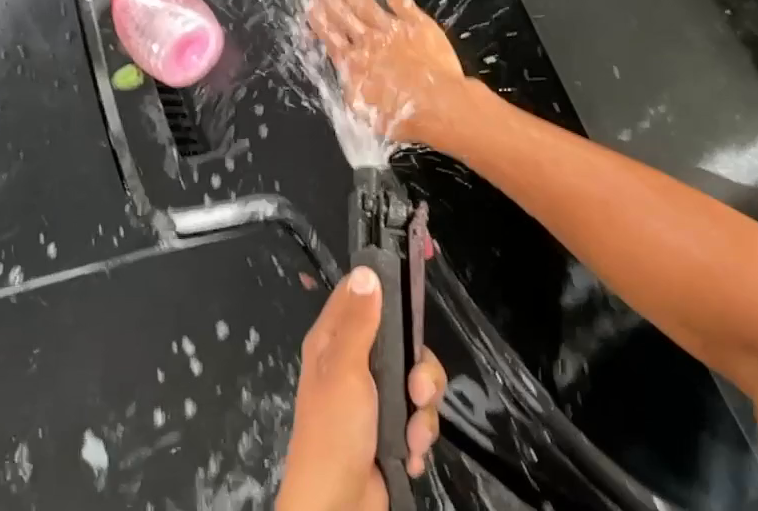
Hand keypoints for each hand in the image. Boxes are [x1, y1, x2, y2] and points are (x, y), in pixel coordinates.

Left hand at [277, 267, 447, 510]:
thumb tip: (365, 270)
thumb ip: (360, 323)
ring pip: (416, 380)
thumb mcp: (346, 370)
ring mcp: (373, 397)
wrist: (337, 506)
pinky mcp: (389, 427)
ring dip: (423, 410)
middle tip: (417, 390)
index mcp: (334, 340)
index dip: (388, 281)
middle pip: (402, 341)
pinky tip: (410, 453)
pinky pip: (418, 416)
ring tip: (413, 435)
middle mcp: (353, 362)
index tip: (420, 271)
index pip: (362, 294)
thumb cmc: (334, 432)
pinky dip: (419, 434)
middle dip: (420, 370)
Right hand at [307, 0, 470, 146]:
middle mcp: (367, 42)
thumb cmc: (402, 117)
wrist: (437, 106)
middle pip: (342, 16)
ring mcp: (391, 29)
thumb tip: (343, 76)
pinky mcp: (415, 22)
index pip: (330, 38)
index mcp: (353, 65)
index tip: (309, 6)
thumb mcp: (364, 113)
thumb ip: (350, 91)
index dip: (318, 21)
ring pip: (363, 3)